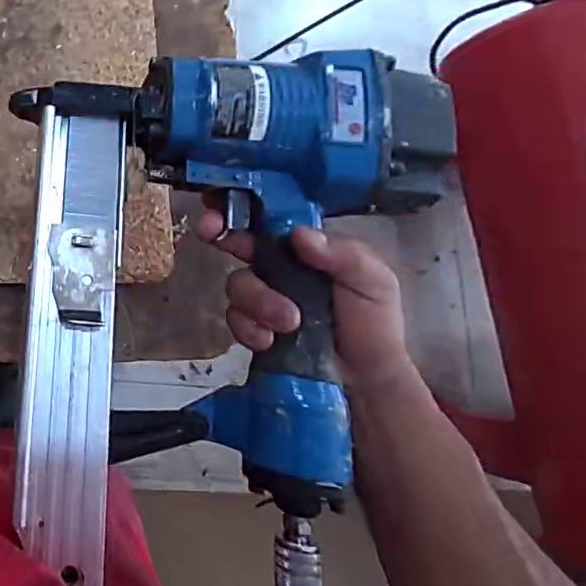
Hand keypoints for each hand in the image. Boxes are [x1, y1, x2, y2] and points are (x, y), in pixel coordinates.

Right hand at [198, 207, 419, 394]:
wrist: (366, 380)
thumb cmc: (373, 322)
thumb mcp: (373, 280)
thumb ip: (343, 254)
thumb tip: (298, 235)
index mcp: (303, 248)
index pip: (269, 219)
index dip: (241, 208)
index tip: (222, 204)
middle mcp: (276, 267)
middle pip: (238, 242)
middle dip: (222, 235)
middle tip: (211, 232)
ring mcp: (261, 298)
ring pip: (237, 283)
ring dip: (257, 300)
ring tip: (289, 322)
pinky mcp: (252, 327)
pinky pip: (235, 319)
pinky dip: (249, 328)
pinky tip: (270, 341)